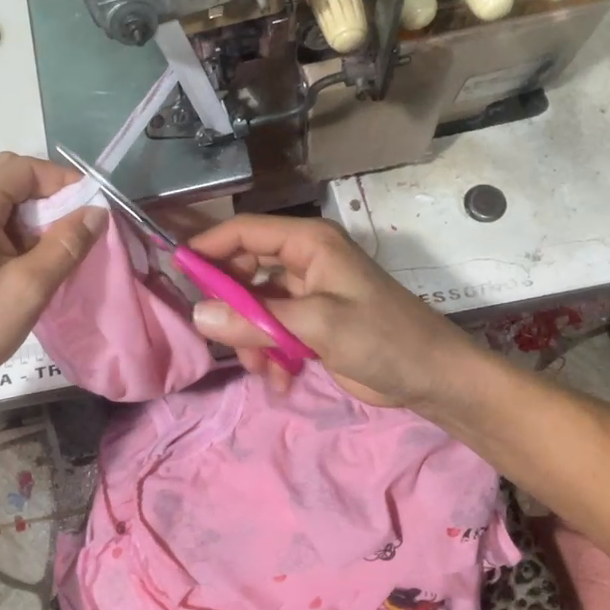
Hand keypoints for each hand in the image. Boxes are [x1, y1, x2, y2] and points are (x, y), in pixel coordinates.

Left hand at [0, 153, 105, 421]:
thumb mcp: (32, 286)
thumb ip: (68, 242)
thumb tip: (96, 211)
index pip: (24, 168)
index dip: (63, 181)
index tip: (91, 209)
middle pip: (5, 173)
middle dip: (44, 192)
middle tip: (70, 227)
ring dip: (25, 211)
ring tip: (48, 248)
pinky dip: (5, 225)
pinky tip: (19, 260)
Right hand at [186, 215, 483, 409]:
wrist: (432, 377)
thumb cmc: (382, 337)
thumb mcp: (317, 326)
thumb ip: (256, 320)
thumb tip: (198, 314)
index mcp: (309, 243)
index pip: (245, 232)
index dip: (209, 247)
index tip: (177, 272)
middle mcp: (304, 261)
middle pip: (244, 270)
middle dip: (231, 306)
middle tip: (220, 334)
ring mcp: (307, 294)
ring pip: (254, 307)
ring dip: (251, 339)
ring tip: (264, 368)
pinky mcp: (310, 324)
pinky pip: (271, 331)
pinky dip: (269, 354)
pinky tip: (281, 378)